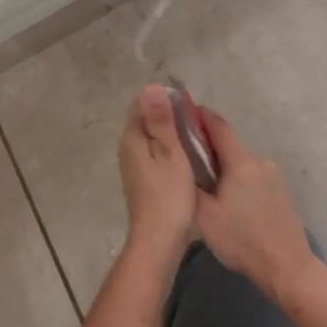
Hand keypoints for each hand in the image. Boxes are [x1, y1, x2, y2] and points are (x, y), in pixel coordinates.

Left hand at [117, 85, 200, 256]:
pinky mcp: (143, 179)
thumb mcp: (170, 152)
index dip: (165, 99)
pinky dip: (171, 151)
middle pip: (147, 120)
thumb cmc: (168, 194)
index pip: (142, 103)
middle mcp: (127, 148)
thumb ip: (161, 121)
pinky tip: (189, 160)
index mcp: (132, 137)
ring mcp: (134, 165)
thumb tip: (150, 87)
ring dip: (172, 135)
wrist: (159, 238)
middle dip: (170, 116)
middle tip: (199, 124)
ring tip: (198, 140)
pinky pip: (156, 154)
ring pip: (153, 138)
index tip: (189, 107)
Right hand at [192, 108, 319, 299]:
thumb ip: (189, 187)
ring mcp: (273, 179)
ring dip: (221, 168)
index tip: (181, 111)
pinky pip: (251, 179)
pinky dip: (235, 182)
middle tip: (182, 158)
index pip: (218, 126)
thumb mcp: (204, 215)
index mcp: (241, 162)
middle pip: (229, 146)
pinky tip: (225, 201)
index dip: (200, 115)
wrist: (288, 268)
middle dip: (206, 148)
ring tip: (201, 185)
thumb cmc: (242, 240)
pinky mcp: (280, 195)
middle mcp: (260, 163)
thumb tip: (179, 168)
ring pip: (240, 165)